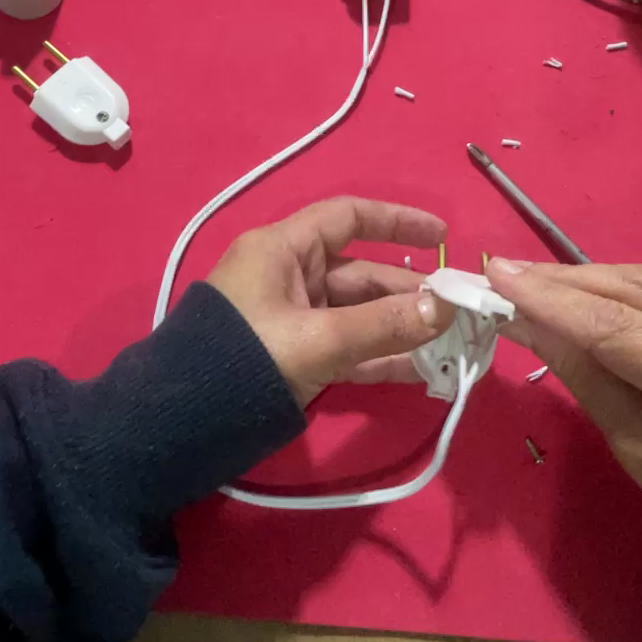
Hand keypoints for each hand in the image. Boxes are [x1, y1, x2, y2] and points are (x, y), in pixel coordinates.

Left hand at [206, 198, 457, 407]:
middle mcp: (288, 276)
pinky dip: (380, 357)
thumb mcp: (317, 340)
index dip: (397, 221)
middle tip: (460, 313)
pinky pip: (347, 348)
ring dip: (401, 329)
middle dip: (409, 292)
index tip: (442, 238)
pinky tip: (422, 372)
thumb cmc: (245, 360)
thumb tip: (446, 307)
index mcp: (282, 250)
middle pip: (361, 273)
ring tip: (452, 345)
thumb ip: (383, 325)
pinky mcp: (296, 356)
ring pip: (358, 315)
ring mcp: (293, 319)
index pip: (347, 218)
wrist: (181, 423)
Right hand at [487, 258, 641, 554]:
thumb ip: (587, 380)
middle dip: (573, 280)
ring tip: (546, 282)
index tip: (498, 276)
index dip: (556, 300)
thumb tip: (527, 320)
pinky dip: (641, 285)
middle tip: (511, 273)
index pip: (628, 330)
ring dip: (604, 276)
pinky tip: (602, 291)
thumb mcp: (640, 458)